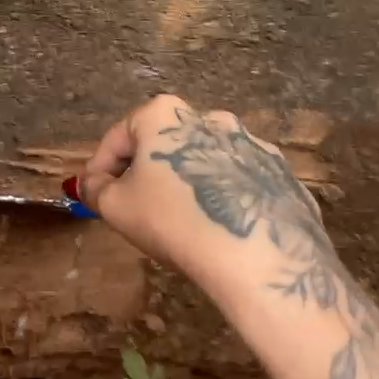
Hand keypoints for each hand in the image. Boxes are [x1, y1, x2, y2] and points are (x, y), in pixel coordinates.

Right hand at [79, 97, 378, 378]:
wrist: (262, 264)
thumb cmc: (174, 222)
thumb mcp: (115, 208)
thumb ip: (95, 189)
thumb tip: (92, 184)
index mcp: (163, 114)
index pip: (118, 138)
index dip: (100, 168)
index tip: (95, 193)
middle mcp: (210, 118)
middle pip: (165, 146)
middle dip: (148, 173)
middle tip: (137, 208)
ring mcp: (254, 148)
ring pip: (207, 164)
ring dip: (189, 186)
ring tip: (182, 224)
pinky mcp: (287, 181)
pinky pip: (243, 188)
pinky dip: (227, 204)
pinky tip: (220, 235)